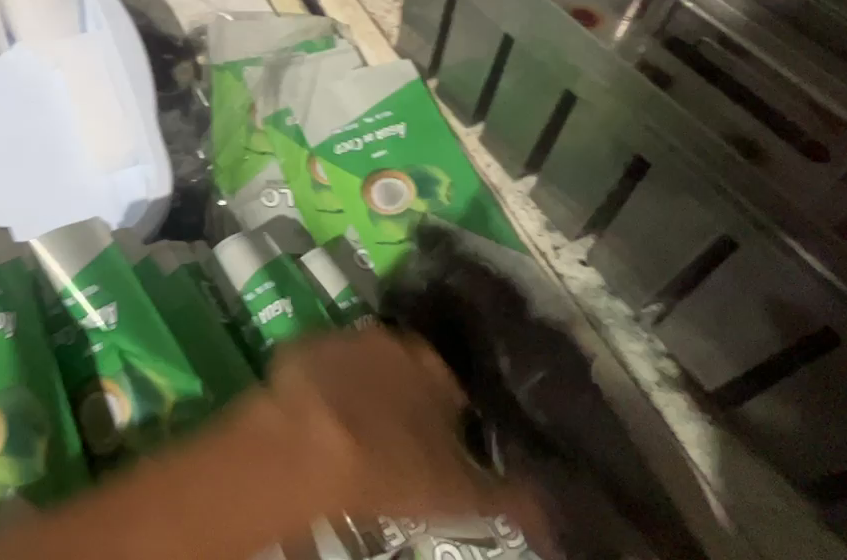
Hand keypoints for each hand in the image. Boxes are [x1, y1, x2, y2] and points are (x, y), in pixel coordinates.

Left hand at [261, 326, 548, 542]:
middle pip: (402, 367)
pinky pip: (316, 363)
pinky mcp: (297, 346)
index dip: (446, 415)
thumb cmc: (391, 467)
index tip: (440, 440)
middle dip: (402, 394)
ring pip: (358, 361)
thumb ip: (510, 496)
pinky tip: (317, 411)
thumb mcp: (462, 494)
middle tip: (396, 433)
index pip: (452, 387)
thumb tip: (549, 511)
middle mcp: (388, 339)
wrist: (308, 444)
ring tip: (354, 422)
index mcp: (434, 367)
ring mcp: (338, 337)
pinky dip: (320, 382)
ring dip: (359, 383)